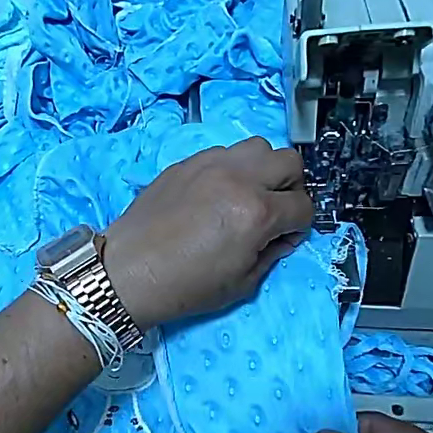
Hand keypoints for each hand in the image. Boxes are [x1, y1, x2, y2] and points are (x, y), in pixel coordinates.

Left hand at [102, 136, 312, 328]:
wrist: (129, 271)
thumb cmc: (185, 285)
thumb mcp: (242, 283)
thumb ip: (272, 254)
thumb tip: (283, 236)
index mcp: (256, 212)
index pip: (303, 206)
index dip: (300, 226)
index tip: (286, 236)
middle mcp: (238, 178)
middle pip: (290, 162)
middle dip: (291, 187)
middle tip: (275, 209)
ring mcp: (211, 164)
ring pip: (258, 146)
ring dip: (263, 169)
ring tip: (249, 193)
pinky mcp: (188, 162)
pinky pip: (225, 151)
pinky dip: (233, 168)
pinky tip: (218, 192)